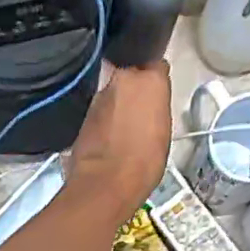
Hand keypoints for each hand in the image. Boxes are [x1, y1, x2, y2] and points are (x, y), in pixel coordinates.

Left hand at [66, 61, 173, 222]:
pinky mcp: (85, 111)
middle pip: (133, 76)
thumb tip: (150, 106)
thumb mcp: (164, 135)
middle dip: (136, 91)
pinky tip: (112, 139)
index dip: (158, 82)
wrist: (106, 183)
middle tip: (143, 116)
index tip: (159, 96)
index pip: (157, 67)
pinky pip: (102, 109)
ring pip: (115, 92)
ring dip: (120, 105)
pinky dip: (107, 118)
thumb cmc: (144, 163)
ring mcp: (101, 93)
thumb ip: (157, 110)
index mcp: (150, 80)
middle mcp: (123, 78)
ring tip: (127, 131)